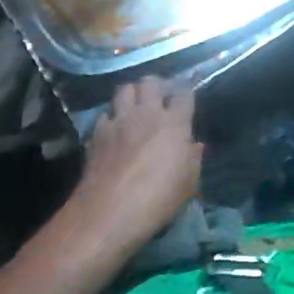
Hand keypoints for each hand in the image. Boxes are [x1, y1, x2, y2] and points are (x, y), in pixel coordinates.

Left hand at [73, 78, 203, 244]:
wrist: (109, 210)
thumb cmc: (157, 199)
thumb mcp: (188, 184)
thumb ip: (193, 159)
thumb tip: (195, 145)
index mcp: (174, 123)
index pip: (184, 93)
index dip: (186, 90)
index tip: (187, 95)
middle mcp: (146, 113)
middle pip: (151, 82)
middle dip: (157, 85)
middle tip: (160, 98)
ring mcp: (119, 120)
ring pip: (125, 89)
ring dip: (132, 94)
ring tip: (136, 106)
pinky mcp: (98, 132)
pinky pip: (105, 113)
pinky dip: (111, 117)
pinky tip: (114, 128)